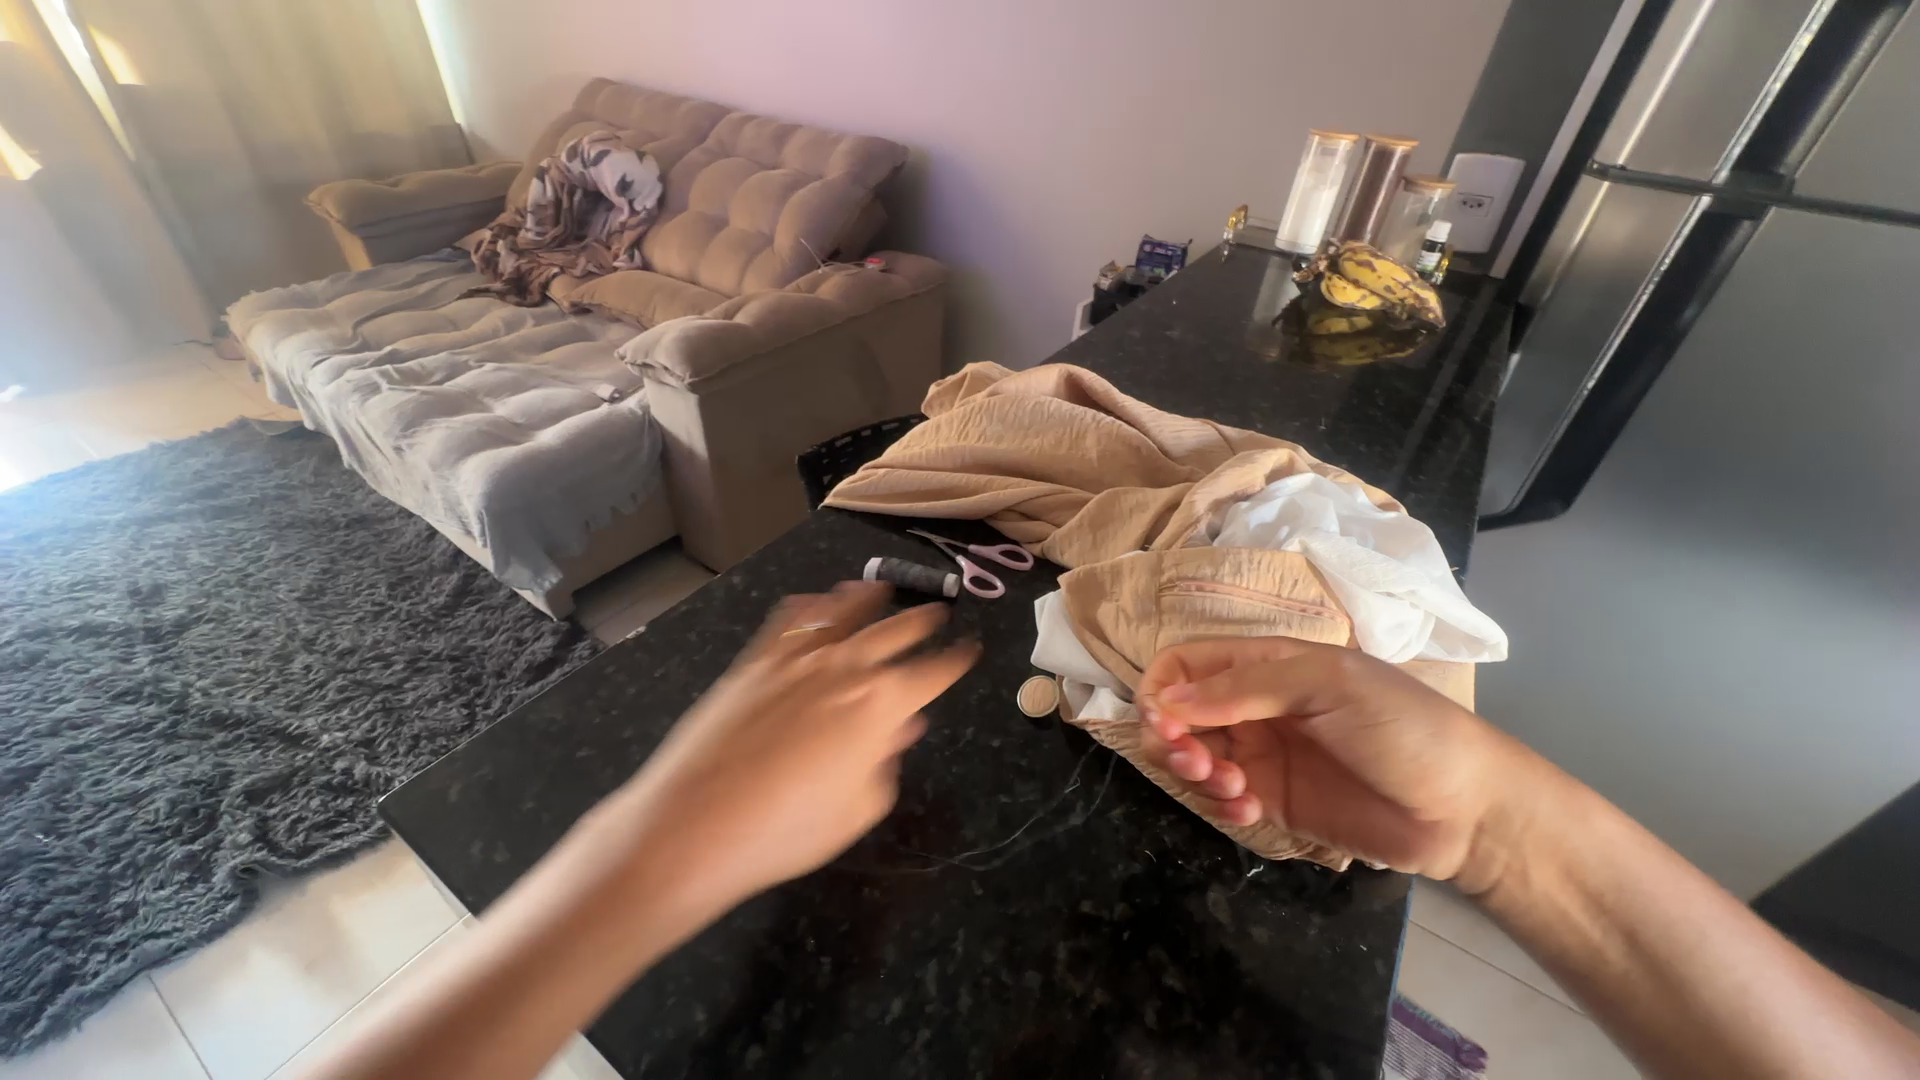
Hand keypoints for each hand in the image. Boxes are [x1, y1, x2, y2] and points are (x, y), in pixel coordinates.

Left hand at [616, 582, 977, 913]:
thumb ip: (886, 759)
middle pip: (893, 633)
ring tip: (880, 588)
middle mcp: (845, 668)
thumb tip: (902, 726)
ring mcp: (797, 659)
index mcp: (882, 703)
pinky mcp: (755, 662)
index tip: (970, 648)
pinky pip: (788, 622)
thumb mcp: (860, 806)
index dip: (956, 659)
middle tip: (938, 613)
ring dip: (866, 599)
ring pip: (841, 614)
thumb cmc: (790, 828)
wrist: (698, 823)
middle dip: (921, 622)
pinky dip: (807, 607)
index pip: (932, 672)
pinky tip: (813, 601)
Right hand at [1137, 638, 1542, 890]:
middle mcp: (1252, 708)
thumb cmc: (1402, 726)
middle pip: (1179, 715)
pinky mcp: (1272, 802)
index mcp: (1263, 666)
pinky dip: (1218, 804)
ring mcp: (1261, 756)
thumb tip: (1164, 701)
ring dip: (1194, 773)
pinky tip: (1245, 809)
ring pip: (1192, 759)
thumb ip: (1243, 688)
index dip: (1161, 688)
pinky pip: (1220, 799)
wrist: (1467, 809)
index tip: (1162, 721)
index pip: (1186, 665)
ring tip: (1231, 787)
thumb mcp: (1325, 684)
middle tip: (1194, 762)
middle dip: (1172, 738)